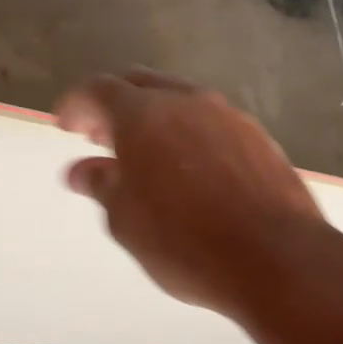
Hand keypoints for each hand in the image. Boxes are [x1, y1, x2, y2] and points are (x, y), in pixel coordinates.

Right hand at [54, 70, 339, 318]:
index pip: (99, 90)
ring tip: (144, 155)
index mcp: (145, 114)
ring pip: (182, 102)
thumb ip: (103, 186)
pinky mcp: (260, 138)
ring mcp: (230, 117)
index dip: (77, 105)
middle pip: (142, 85)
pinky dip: (190, 136)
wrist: (277, 258)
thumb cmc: (186, 244)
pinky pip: (213, 125)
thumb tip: (82, 170)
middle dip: (115, 105)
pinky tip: (189, 169)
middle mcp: (188, 102)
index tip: (65, 125)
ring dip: (156, 120)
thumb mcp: (127, 222)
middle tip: (100, 136)